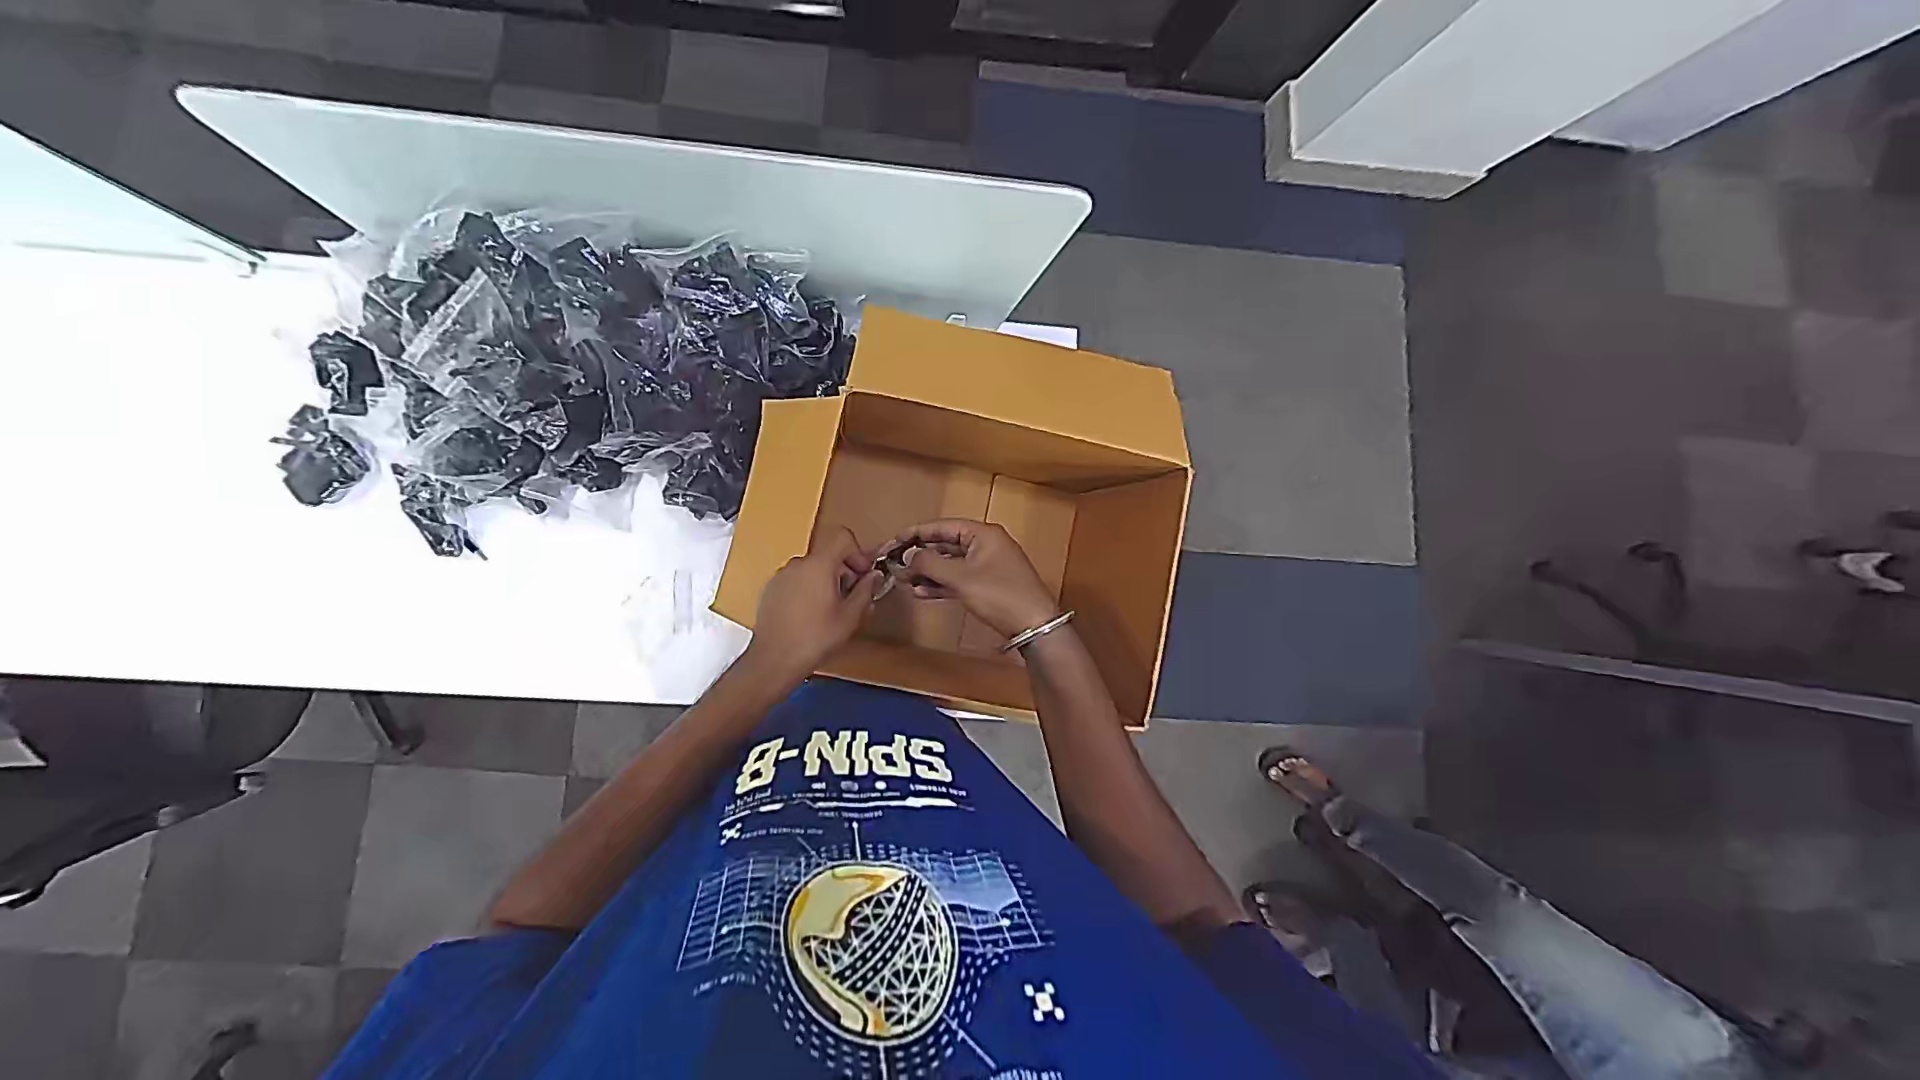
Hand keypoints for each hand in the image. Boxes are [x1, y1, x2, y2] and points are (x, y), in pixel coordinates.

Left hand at [746, 527, 882, 682]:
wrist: (775, 659)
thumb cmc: (816, 638)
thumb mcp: (850, 616)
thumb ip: (866, 590)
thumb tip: (874, 575)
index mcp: (819, 565)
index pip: (842, 537)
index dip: (857, 552)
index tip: (862, 575)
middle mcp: (797, 564)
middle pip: (827, 555)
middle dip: (843, 572)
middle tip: (851, 598)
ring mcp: (780, 576)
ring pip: (811, 569)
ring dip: (825, 582)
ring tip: (829, 610)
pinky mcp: (769, 589)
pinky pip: (795, 580)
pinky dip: (806, 590)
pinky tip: (809, 615)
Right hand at [893, 519, 1059, 638]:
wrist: (1034, 625)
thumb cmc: (1000, 595)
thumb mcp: (961, 578)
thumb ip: (930, 565)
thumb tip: (909, 557)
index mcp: (983, 534)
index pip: (943, 526)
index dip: (917, 533)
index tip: (895, 540)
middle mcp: (985, 545)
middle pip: (945, 544)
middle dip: (920, 555)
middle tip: (896, 563)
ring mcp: (987, 566)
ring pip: (951, 564)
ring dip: (928, 572)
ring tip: (904, 581)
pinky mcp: (987, 585)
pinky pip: (958, 579)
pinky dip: (941, 585)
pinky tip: (921, 593)